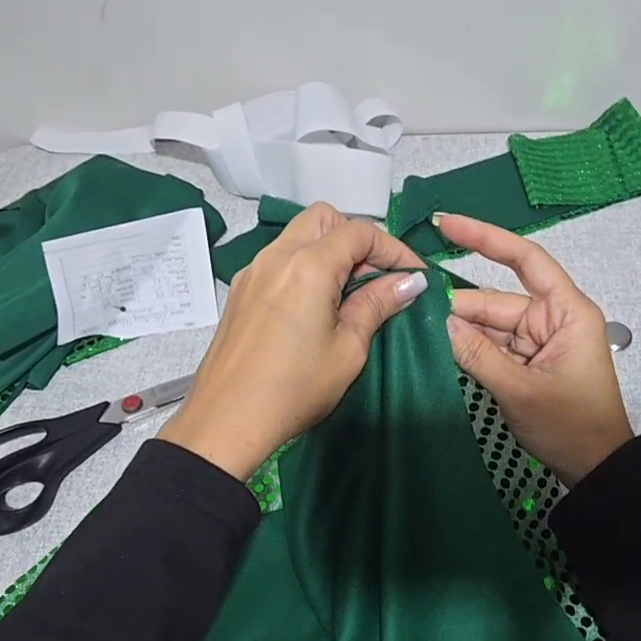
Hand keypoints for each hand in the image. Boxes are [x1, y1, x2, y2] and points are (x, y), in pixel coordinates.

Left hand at [160, 203, 426, 479]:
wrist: (226, 421)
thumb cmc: (295, 389)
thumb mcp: (348, 349)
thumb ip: (377, 305)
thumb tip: (408, 282)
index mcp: (308, 266)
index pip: (360, 232)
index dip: (394, 249)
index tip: (414, 276)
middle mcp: (277, 256)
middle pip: (324, 219)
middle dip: (357, 238)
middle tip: (377, 276)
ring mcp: (253, 271)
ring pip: (299, 236)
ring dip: (330, 251)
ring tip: (350, 293)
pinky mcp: (241, 291)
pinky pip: (280, 260)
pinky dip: (306, 266)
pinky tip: (317, 304)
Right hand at [436, 213, 633, 486]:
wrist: (595, 468)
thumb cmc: (570, 425)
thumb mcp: (520, 390)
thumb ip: (477, 354)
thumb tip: (440, 322)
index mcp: (566, 312)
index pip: (525, 260)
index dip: (486, 238)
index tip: (448, 224)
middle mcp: (552, 318)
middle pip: (496, 300)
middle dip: (457, 306)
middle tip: (410, 306)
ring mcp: (537, 341)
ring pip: (489, 324)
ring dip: (458, 330)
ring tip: (415, 326)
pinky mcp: (526, 362)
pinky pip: (492, 345)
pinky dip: (468, 347)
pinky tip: (437, 345)